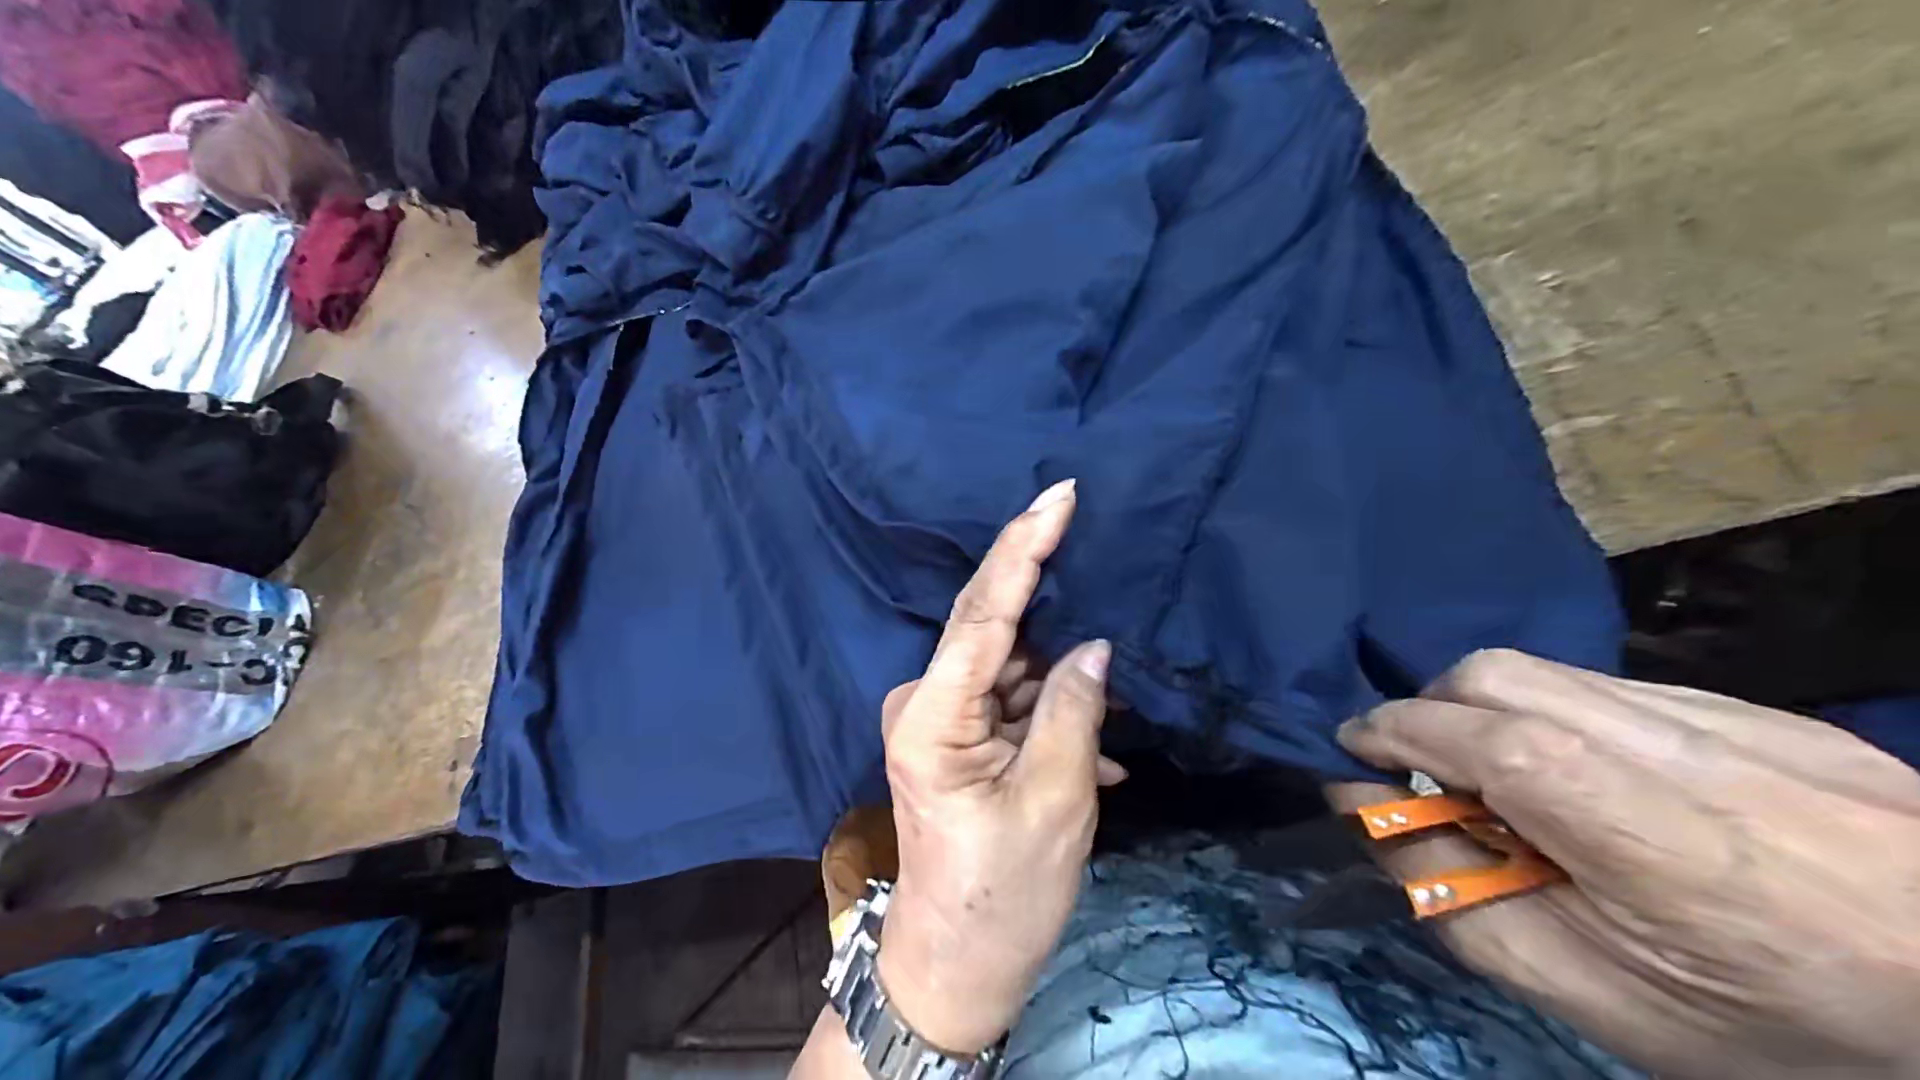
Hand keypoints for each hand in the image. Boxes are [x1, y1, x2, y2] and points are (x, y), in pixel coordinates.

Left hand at [876, 478, 1124, 1054]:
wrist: (955, 965)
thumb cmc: (1001, 896)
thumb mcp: (1054, 803)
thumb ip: (1074, 712)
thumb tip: (1094, 644)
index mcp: (933, 716)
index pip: (985, 612)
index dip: (1024, 548)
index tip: (1057, 496)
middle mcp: (925, 701)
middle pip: (990, 623)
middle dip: (1040, 580)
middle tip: (1079, 520)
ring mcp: (939, 717)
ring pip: (1009, 662)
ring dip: (1061, 670)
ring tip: (1108, 695)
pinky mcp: (958, 734)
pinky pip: (1012, 697)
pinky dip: (1054, 709)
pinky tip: (1096, 752)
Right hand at [1331, 650, 1919, 1079]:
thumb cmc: (1770, 1034)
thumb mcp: (1588, 996)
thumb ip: (1453, 893)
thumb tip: (1363, 802)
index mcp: (1685, 861)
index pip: (1505, 746)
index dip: (1405, 732)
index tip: (1356, 751)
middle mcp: (1719, 764)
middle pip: (1509, 676)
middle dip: (1429, 706)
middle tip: (1421, 762)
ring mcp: (1754, 724)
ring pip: (1552, 670)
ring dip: (1485, 706)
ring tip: (1498, 766)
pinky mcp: (1775, 713)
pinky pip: (1612, 685)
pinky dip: (1556, 712)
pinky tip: (1587, 770)